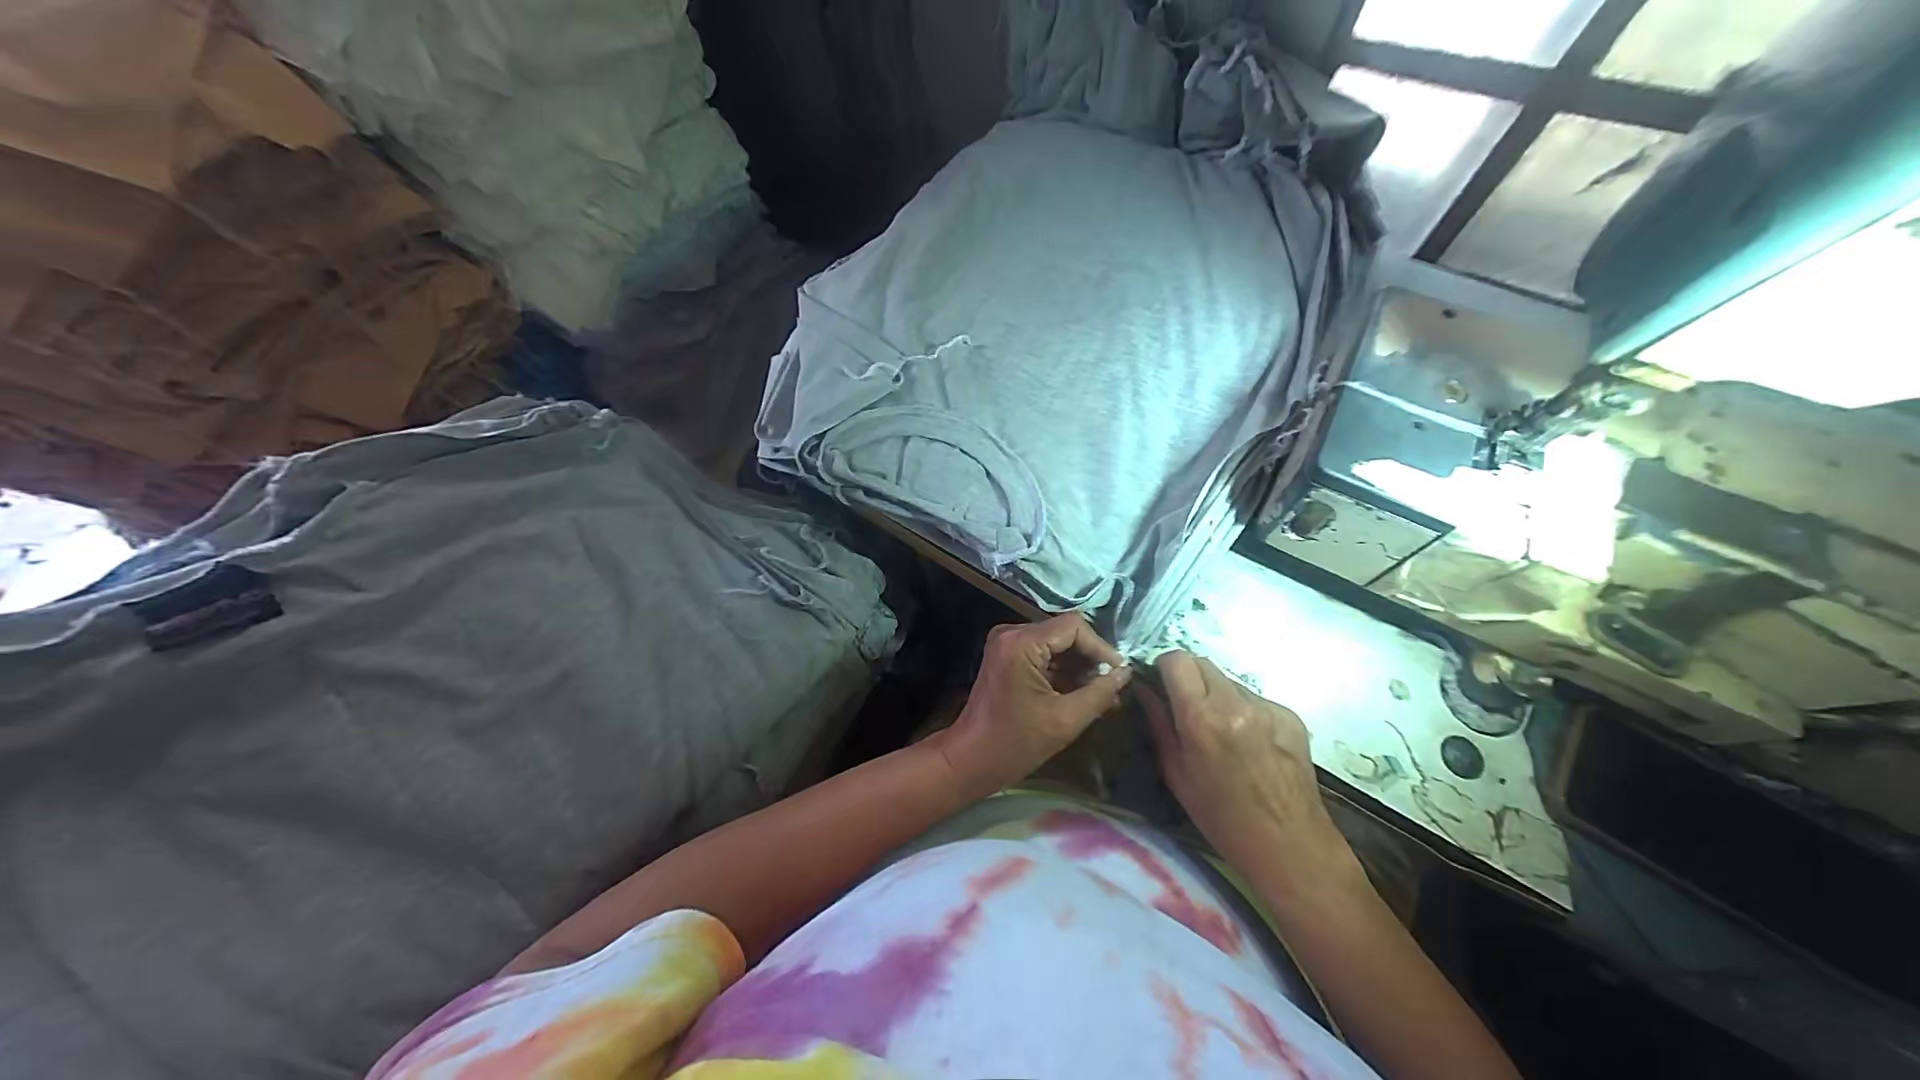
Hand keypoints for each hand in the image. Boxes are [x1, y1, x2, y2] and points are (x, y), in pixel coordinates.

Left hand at [935, 615, 1132, 794]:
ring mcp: (1006, 644)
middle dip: (1091, 659)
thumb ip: (1100, 693)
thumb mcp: (1066, 719)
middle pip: (1065, 633)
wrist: (971, 759)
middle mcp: (1012, 633)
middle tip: (1114, 687)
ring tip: (1104, 695)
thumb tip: (1125, 673)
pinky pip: (1043, 654)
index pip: (1074, 627)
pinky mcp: (1006, 656)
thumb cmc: (1015, 743)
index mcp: (1022, 643)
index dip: (1101, 648)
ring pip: (1056, 644)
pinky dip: (1063, 672)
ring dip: (1079, 667)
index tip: (1120, 674)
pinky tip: (1082, 694)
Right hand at [1141, 650, 1358, 890]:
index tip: (1161, 684)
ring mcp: (1267, 707)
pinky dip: (1244, 712)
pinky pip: (1255, 700)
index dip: (1164, 667)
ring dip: (1217, 695)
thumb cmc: (1219, 815)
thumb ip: (1158, 722)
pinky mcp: (1290, 715)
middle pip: (1203, 663)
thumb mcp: (1175, 771)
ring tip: (1220, 732)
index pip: (1177, 659)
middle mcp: (1235, 702)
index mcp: (1201, 716)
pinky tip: (1249, 745)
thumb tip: (1143, 688)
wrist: (1287, 843)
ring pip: (1229, 681)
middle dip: (1189, 677)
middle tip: (1186, 706)